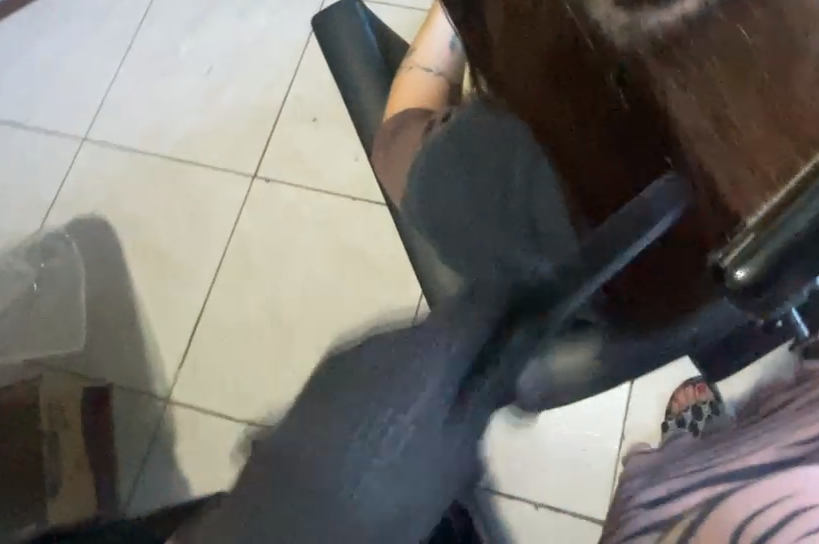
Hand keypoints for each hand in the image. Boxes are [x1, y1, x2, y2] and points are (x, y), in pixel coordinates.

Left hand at [194, 288, 513, 543]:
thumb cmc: (389, 493)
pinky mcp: (323, 374)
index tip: (531, 316)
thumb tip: (519, 355)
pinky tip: (391, 421)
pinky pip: (377, 361)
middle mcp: (393, 332)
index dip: (513, 301)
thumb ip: (489, 393)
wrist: (287, 523)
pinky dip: (396, 379)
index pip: (486, 297)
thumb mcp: (456, 452)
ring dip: (430, 365)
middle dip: (470, 348)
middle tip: (483, 390)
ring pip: (410, 344)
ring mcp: (352, 350)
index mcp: (434, 345)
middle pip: (447, 323)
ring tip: (434, 415)